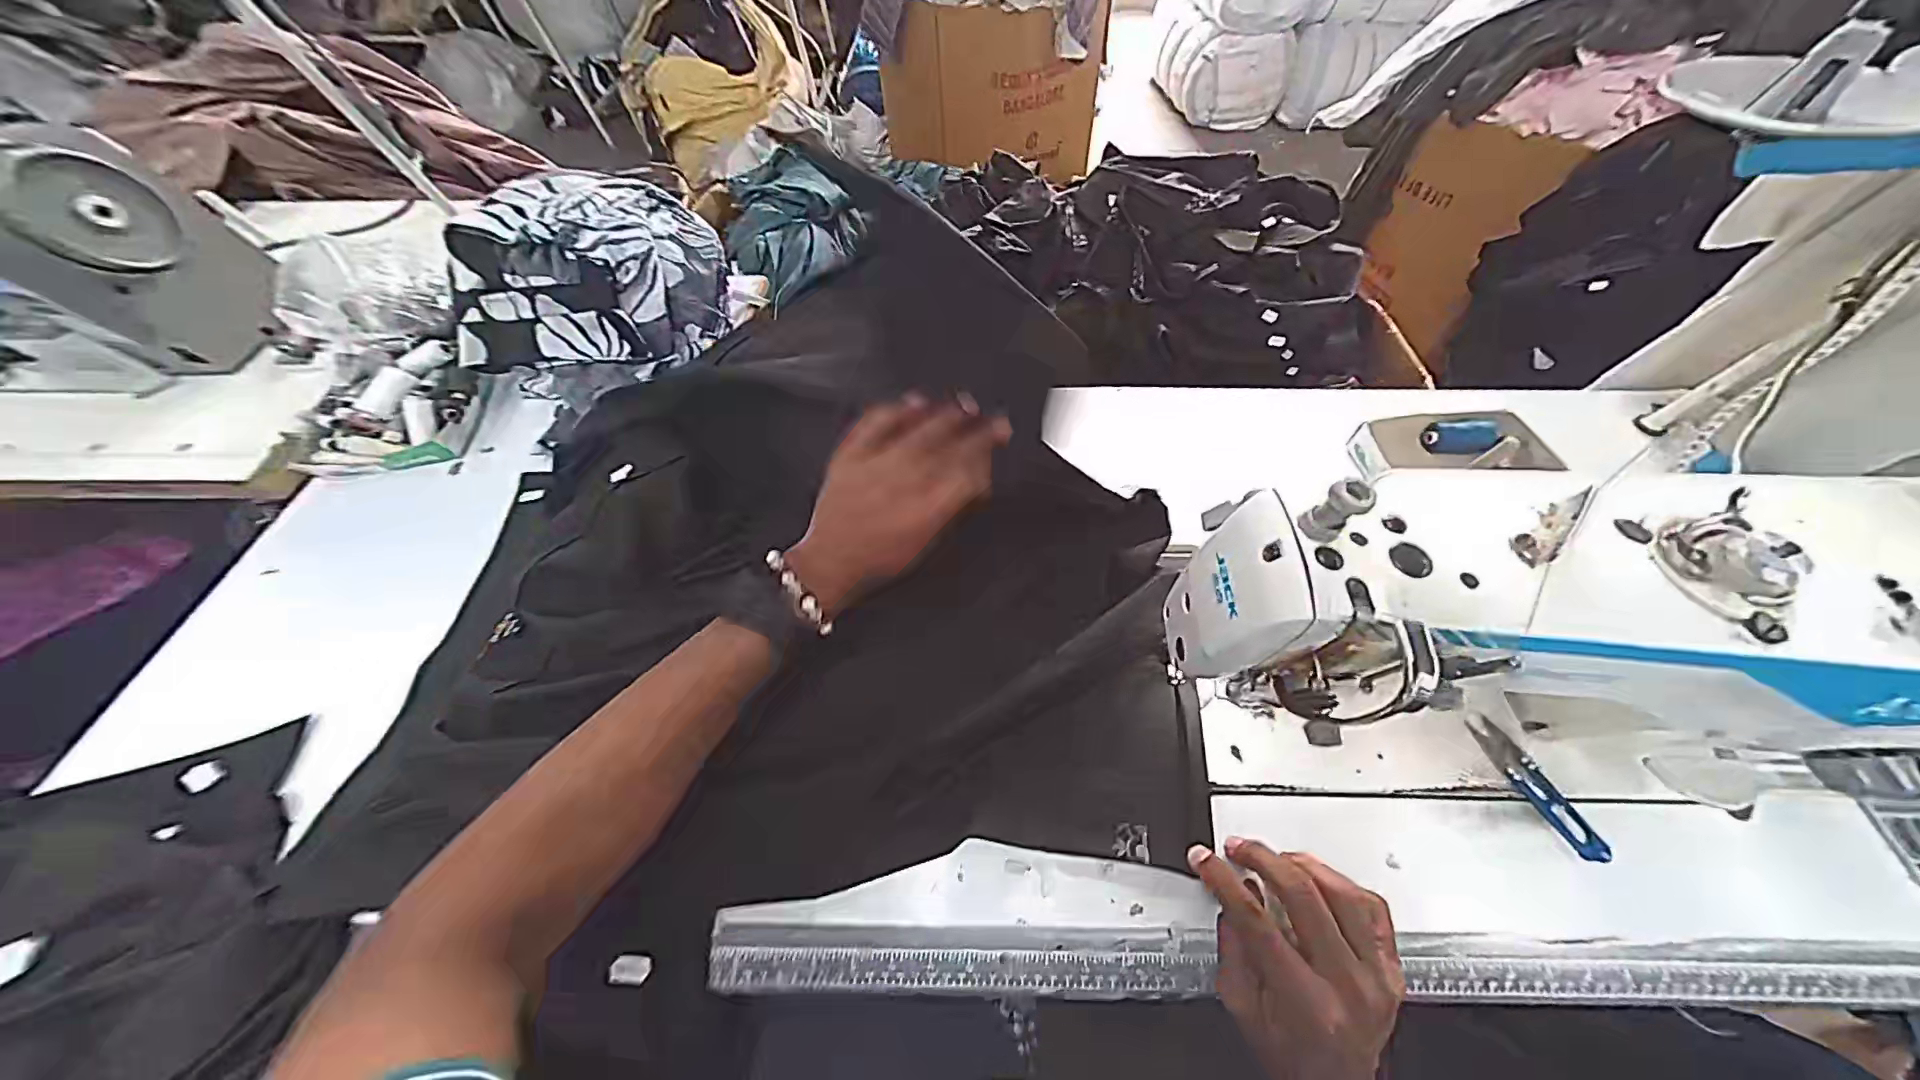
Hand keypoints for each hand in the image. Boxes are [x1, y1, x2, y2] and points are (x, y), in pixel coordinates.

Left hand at [784, 393, 1011, 616]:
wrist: (831, 561)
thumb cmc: (879, 558)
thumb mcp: (926, 543)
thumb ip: (951, 509)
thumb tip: (974, 484)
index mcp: (927, 509)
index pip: (969, 471)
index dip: (988, 455)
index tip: (998, 444)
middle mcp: (905, 483)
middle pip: (951, 446)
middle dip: (978, 430)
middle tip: (994, 420)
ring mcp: (876, 465)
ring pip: (920, 429)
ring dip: (947, 415)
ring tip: (964, 408)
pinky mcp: (851, 454)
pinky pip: (877, 421)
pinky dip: (899, 409)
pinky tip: (915, 402)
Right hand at [1188, 837, 1403, 1079]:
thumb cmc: (1290, 1053)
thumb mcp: (1242, 1006)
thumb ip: (1233, 949)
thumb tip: (1230, 895)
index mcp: (1306, 1002)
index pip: (1258, 922)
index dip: (1224, 881)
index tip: (1207, 861)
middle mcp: (1347, 986)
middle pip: (1302, 897)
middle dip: (1261, 859)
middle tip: (1239, 849)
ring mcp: (1376, 976)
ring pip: (1341, 893)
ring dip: (1301, 864)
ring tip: (1275, 857)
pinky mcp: (1392, 968)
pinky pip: (1374, 908)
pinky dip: (1343, 883)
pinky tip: (1319, 877)